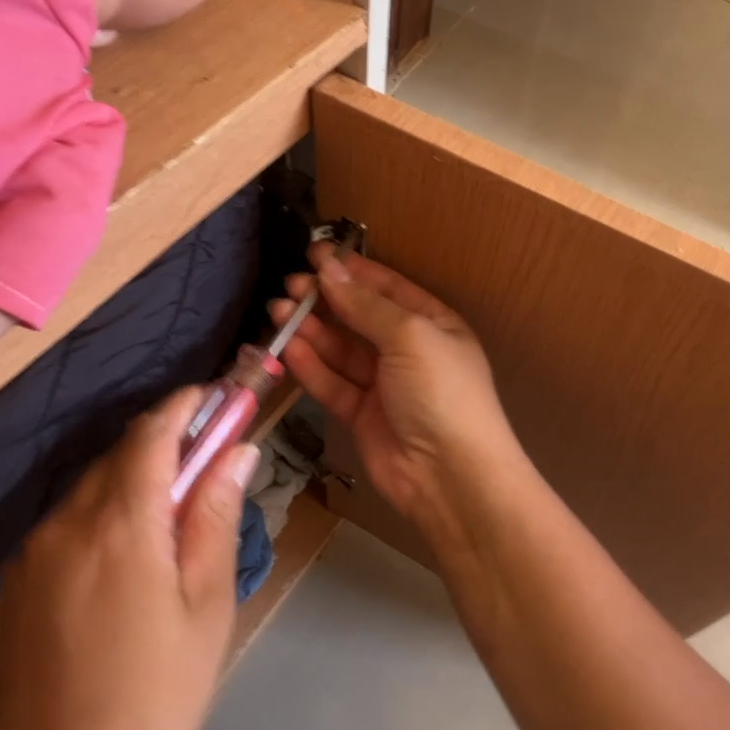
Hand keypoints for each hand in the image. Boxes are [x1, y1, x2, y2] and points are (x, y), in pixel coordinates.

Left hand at [0, 388, 257, 729]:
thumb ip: (216, 518)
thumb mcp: (206, 606)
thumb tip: (237, 451)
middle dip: (166, 442)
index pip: (152, 434)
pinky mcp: (16, 586)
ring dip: (135, 478)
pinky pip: (69, 523)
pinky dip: (106, 512)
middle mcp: (67, 524)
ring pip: (92, 488)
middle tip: (211, 458)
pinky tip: (131, 553)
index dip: (185, 405)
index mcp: (120, 524)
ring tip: (177, 511)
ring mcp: (33, 555)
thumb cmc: (155, 694)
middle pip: (120, 455)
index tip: (217, 394)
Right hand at [269, 245, 521, 527]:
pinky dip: (311, 366)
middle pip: (359, 317)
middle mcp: (409, 349)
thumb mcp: (410, 335)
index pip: (387, 287)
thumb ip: (366, 305)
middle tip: (290, 285)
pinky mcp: (362, 415)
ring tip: (278, 310)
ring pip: (341, 349)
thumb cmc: (441, 391)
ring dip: (311, 330)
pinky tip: (288, 348)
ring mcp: (385, 384)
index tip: (314, 254)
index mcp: (433, 323)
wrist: (451, 475)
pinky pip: (333, 383)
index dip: (352, 270)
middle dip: (326, 300)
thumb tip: (330, 271)